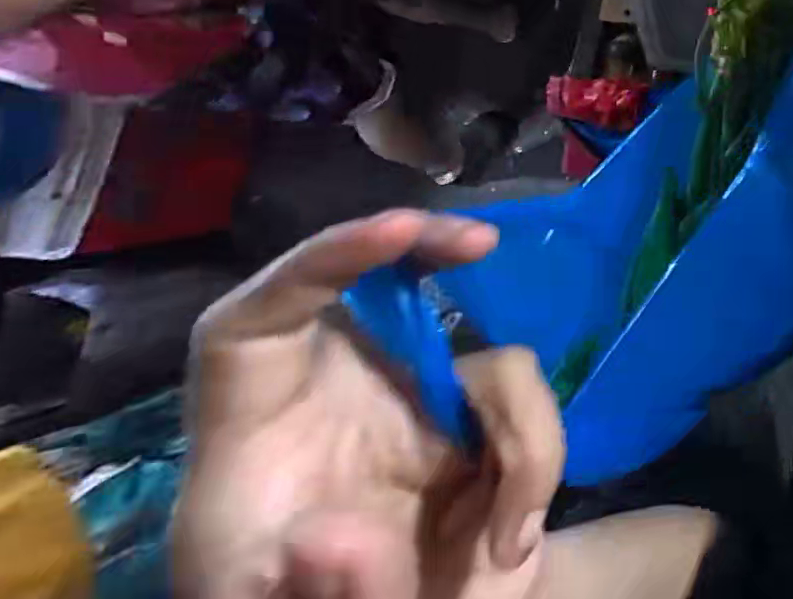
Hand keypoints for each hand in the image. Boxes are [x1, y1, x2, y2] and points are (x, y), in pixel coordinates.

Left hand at [173, 211, 560, 598]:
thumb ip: (311, 595)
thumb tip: (335, 527)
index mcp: (256, 436)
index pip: (256, 322)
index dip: (320, 262)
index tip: (403, 229)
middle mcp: (339, 393)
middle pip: (375, 289)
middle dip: (429, 247)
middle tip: (479, 242)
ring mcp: (417, 396)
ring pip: (488, 362)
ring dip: (520, 441)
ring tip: (509, 537)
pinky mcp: (476, 410)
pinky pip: (524, 401)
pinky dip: (535, 460)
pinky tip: (514, 534)